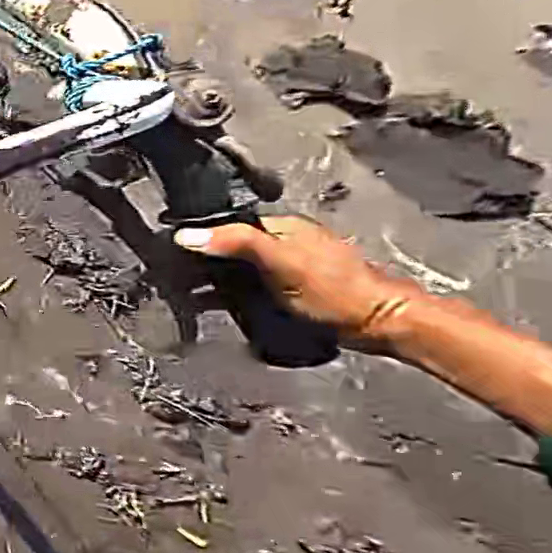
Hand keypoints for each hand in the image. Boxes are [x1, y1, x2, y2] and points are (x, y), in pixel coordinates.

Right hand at [173, 216, 425, 348]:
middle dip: (201, 263)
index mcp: (283, 226)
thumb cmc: (334, 291)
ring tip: (187, 295)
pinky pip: (244, 286)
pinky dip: (226, 294)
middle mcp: (283, 242)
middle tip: (175, 279)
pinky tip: (214, 305)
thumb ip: (237, 242)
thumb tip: (185, 235)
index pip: (225, 225)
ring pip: (234, 269)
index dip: (198, 239)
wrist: (379, 326)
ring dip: (211, 281)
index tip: (172, 256)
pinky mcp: (286, 289)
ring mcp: (285, 266)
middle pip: (228, 248)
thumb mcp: (281, 261)